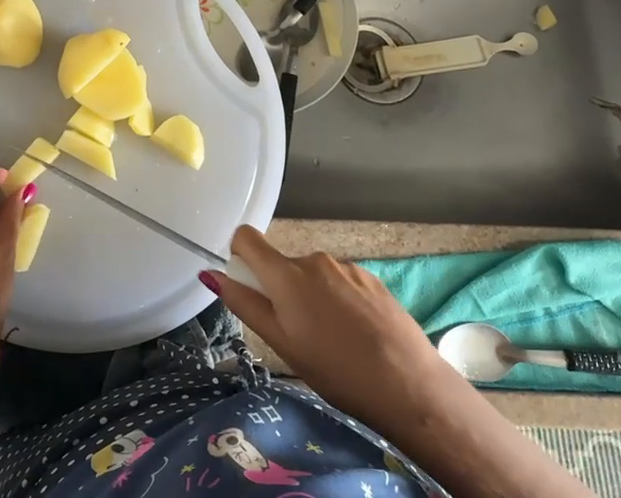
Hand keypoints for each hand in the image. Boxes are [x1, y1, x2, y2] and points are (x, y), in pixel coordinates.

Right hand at [205, 226, 459, 423]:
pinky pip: (339, 282)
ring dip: (311, 297)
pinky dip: (337, 301)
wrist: (408, 384)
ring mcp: (346, 267)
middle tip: (296, 334)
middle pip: (281, 263)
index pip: (246, 237)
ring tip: (330, 340)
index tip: (249, 288)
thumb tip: (211, 274)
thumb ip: (244, 304)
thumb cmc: (335, 369)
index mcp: (286, 274)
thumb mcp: (281, 343)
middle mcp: (314, 259)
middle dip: (280, 290)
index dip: (240, 256)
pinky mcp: (372, 279)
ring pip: (312, 276)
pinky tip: (355, 335)